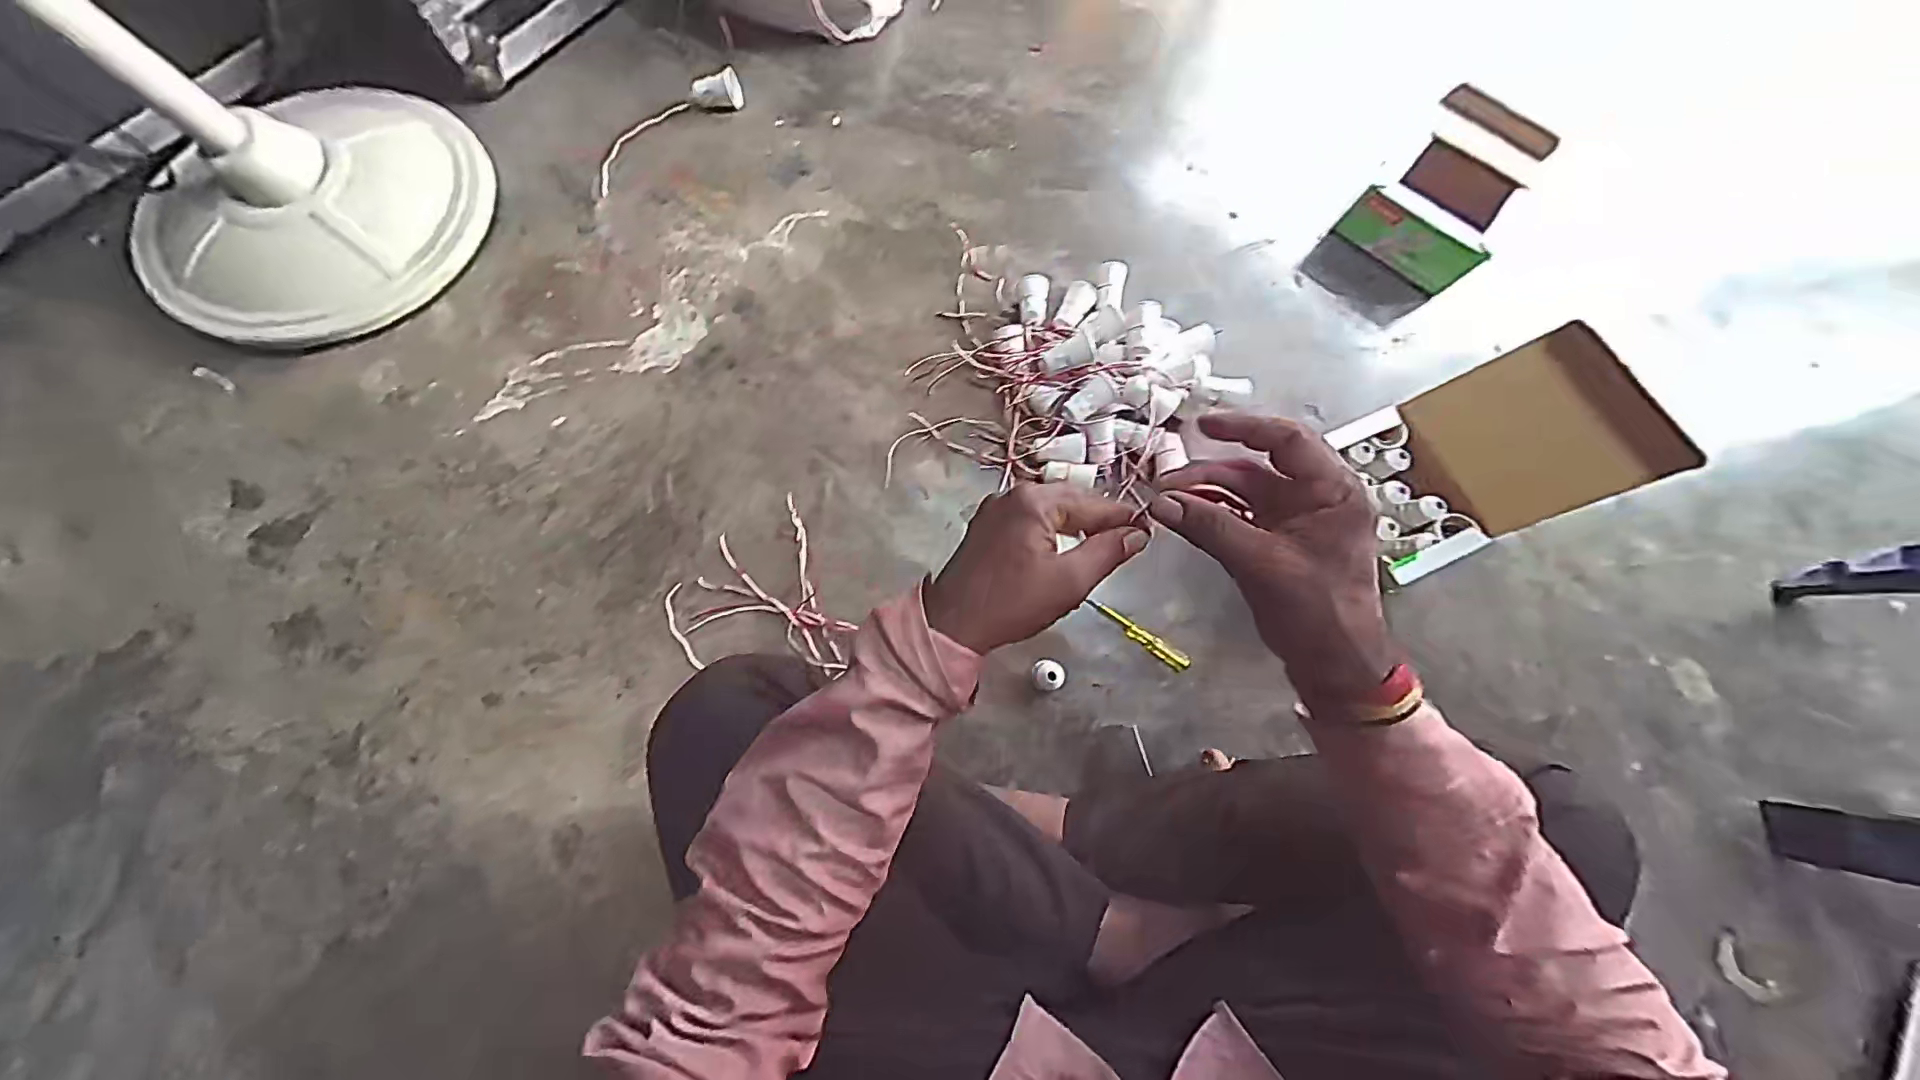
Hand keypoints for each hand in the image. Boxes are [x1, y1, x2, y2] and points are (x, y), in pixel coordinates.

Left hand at [924, 484, 1150, 653]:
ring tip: (1100, 548)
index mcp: (1034, 500)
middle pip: (1070, 501)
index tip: (1147, 530)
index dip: (1123, 519)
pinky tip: (1062, 549)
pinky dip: (1051, 531)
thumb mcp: (1070, 581)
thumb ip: (1108, 552)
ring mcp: (995, 509)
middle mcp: (1013, 494)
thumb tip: (1137, 534)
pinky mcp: (986, 526)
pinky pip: (1029, 520)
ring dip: (1075, 526)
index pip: (1093, 503)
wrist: (953, 624)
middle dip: (1099, 522)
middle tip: (1127, 542)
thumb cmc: (1012, 603)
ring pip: (1049, 510)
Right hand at [1150, 412, 1396, 703]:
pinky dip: (1210, 516)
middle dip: (1208, 472)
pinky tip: (1184, 517)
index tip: (1203, 426)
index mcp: (1332, 492)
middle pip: (1255, 469)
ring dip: (1204, 495)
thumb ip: (1211, 528)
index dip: (1243, 428)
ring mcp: (1293, 522)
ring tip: (1167, 501)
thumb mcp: (1262, 563)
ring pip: (1242, 494)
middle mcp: (1314, 499)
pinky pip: (1238, 518)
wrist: (1334, 662)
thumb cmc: (1319, 611)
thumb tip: (1164, 503)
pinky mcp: (1276, 543)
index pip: (1287, 440)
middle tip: (1167, 482)